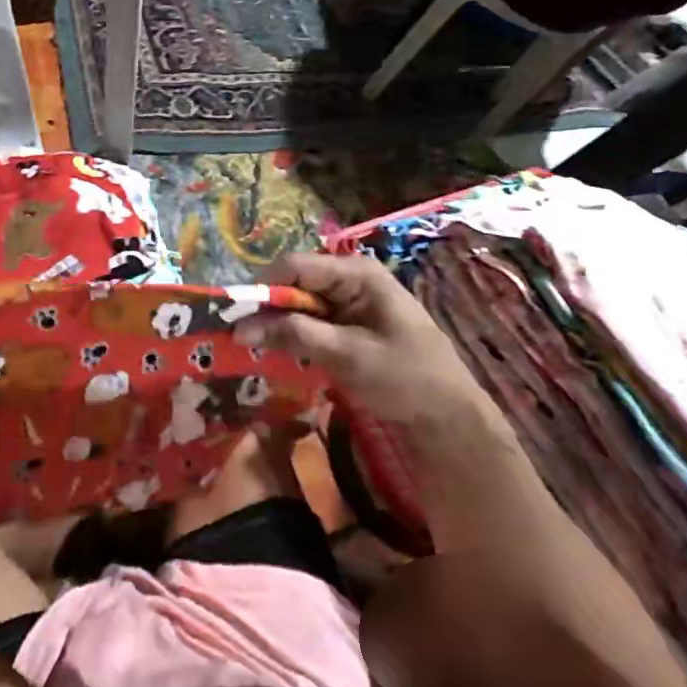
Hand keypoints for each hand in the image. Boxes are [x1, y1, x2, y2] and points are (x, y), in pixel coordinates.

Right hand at [237, 253, 492, 428]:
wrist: (451, 420)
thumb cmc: (405, 379)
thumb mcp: (345, 355)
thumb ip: (292, 334)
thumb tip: (238, 327)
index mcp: (356, 273)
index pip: (293, 267)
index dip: (261, 288)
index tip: (235, 316)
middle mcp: (349, 278)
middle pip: (292, 282)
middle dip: (266, 307)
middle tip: (241, 336)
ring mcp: (348, 300)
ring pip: (296, 302)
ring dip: (276, 323)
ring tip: (255, 345)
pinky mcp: (346, 322)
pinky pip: (307, 318)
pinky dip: (291, 333)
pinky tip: (279, 351)